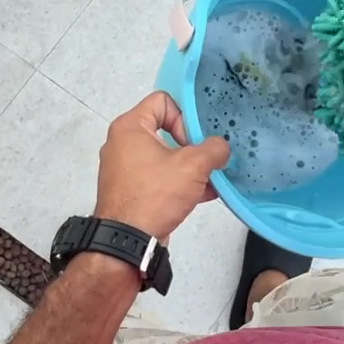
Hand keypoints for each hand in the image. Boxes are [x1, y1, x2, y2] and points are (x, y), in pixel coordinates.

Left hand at [94, 92, 231, 241]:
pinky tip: (203, 194)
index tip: (194, 142)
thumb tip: (220, 147)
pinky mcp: (129, 190)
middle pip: (165, 128)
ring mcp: (124, 168)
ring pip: (164, 156)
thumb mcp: (193, 166)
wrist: (128, 242)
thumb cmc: (156, 194)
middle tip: (205, 160)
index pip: (163, 101)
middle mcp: (122, 143)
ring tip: (211, 179)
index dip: (184, 116)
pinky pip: (158, 176)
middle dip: (191, 144)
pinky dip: (178, 182)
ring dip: (189, 166)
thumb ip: (214, 148)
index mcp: (130, 127)